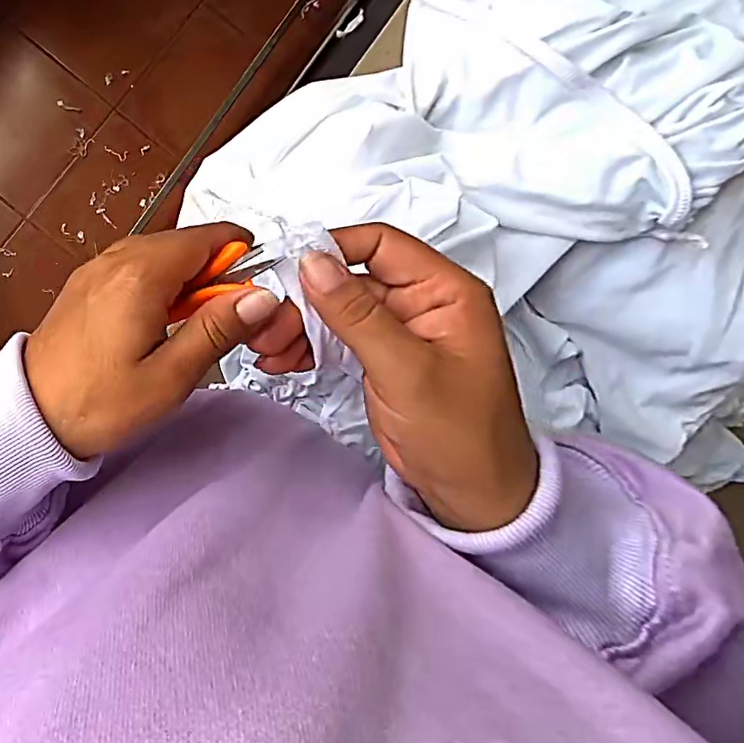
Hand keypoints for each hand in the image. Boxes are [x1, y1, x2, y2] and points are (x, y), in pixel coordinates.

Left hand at [25, 223, 300, 458]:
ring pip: (165, 252)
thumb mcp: (169, 376)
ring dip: (188, 280)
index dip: (239, 259)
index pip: (210, 237)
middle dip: (215, 273)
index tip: (246, 294)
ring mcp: (100, 266)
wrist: (27, 416)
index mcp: (141, 274)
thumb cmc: (92, 403)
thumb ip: (217, 329)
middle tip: (218, 321)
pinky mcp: (90, 280)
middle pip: (189, 242)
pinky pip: (139, 264)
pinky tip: (158, 322)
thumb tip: (259, 298)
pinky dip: (160, 284)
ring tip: (186, 327)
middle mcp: (118, 258)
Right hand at [296, 224, 535, 530]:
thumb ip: (357, 313)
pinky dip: (309, 345)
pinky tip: (284, 359)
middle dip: (305, 298)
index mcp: (445, 290)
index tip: (290, 268)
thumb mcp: (406, 370)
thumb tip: (313, 262)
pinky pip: (338, 335)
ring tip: (268, 347)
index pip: (381, 244)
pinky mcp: (382, 355)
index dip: (333, 248)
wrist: (475, 498)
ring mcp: (399, 329)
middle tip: (269, 324)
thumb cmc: (463, 436)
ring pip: (337, 307)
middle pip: (350, 277)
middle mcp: (422, 301)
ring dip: (299, 323)